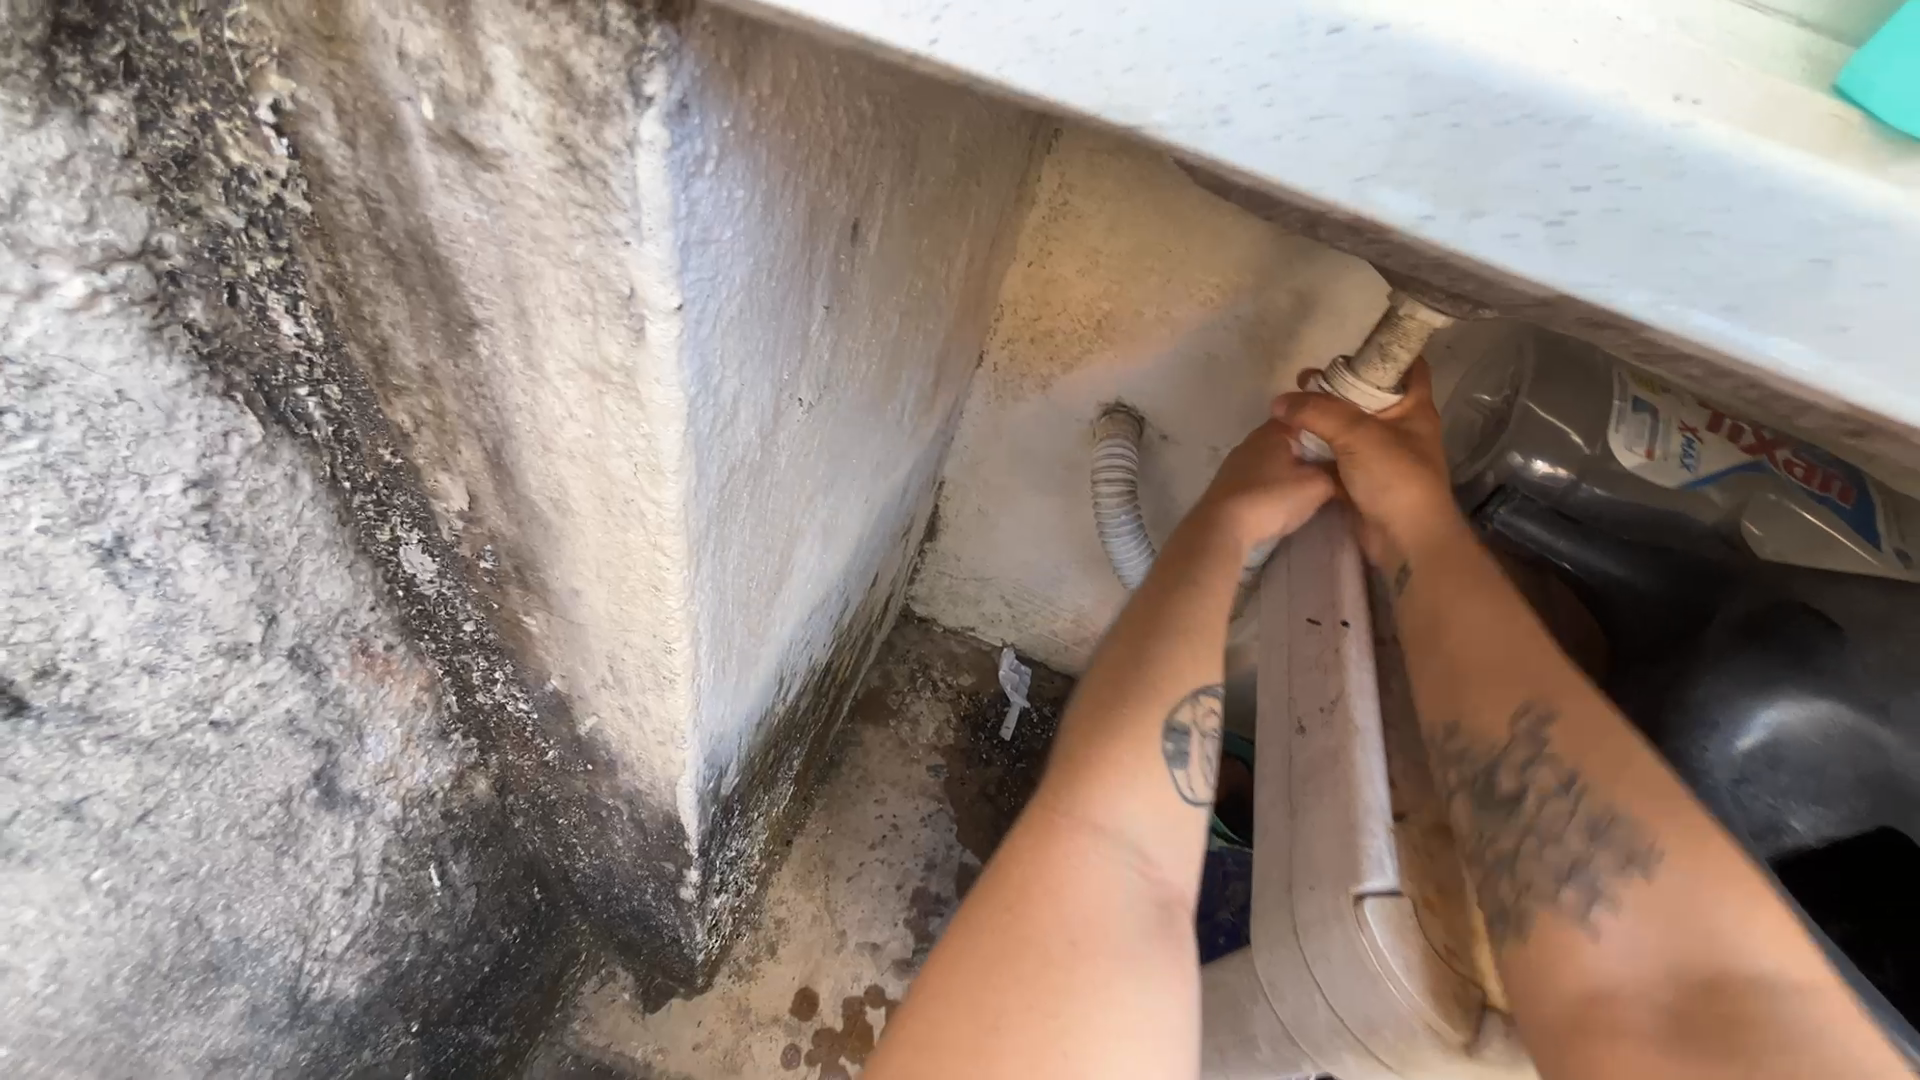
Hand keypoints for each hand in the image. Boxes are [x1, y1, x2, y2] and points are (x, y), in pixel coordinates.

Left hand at [1191, 418, 1337, 555]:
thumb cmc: (1272, 498)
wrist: (1222, 527)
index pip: (1304, 416)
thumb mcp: (1317, 485)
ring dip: (1289, 467)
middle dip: (1309, 449)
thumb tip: (1348, 469)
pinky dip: (1273, 481)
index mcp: (1272, 431)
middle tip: (1335, 462)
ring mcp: (1235, 463)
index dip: (1325, 424)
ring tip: (1312, 480)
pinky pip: (1258, 476)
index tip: (1344, 437)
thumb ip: (1336, 472)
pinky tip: (1283, 494)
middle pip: (1288, 439)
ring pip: (1272, 459)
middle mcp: (1250, 441)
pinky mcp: (1227, 485)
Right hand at [1273, 360, 1466, 566]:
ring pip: (1346, 428)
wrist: (1403, 538)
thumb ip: (1317, 413)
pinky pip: (1334, 456)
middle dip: (1335, 387)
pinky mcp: (1360, 479)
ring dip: (1320, 420)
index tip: (1346, 350)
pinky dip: (1315, 449)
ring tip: (1289, 410)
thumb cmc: (1395, 478)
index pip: (1406, 367)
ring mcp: (1379, 456)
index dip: (1381, 354)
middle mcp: (1399, 428)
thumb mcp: (1358, 435)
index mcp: (1413, 409)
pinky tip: (1292, 443)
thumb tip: (1279, 401)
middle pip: (1366, 397)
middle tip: (1302, 382)